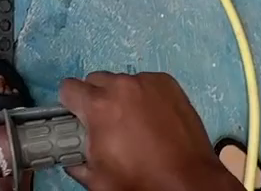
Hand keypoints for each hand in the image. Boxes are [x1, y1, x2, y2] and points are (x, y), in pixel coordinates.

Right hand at [58, 72, 236, 190]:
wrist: (191, 184)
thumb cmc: (143, 184)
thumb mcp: (100, 182)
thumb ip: (77, 162)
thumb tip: (71, 155)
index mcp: (98, 106)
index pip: (68, 88)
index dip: (70, 104)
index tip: (77, 117)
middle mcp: (120, 85)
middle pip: (94, 81)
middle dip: (96, 99)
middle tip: (108, 124)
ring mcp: (145, 81)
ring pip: (121, 81)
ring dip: (122, 97)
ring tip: (136, 123)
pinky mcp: (166, 82)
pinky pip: (145, 82)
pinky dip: (145, 96)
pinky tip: (154, 118)